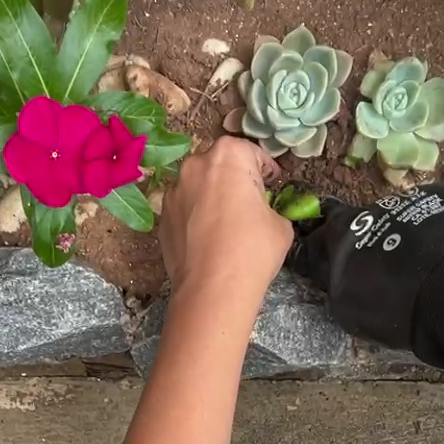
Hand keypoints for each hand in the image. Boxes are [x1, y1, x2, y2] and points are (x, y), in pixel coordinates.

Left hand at [158, 138, 292, 299]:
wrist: (211, 290)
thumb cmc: (252, 251)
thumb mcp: (281, 224)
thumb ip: (270, 207)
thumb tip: (262, 213)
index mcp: (228, 155)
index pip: (251, 153)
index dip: (264, 170)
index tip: (271, 186)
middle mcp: (195, 165)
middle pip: (220, 166)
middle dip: (234, 180)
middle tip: (248, 205)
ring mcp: (173, 192)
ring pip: (198, 188)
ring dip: (211, 198)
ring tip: (224, 225)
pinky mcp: (162, 218)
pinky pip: (184, 211)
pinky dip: (195, 218)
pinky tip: (206, 240)